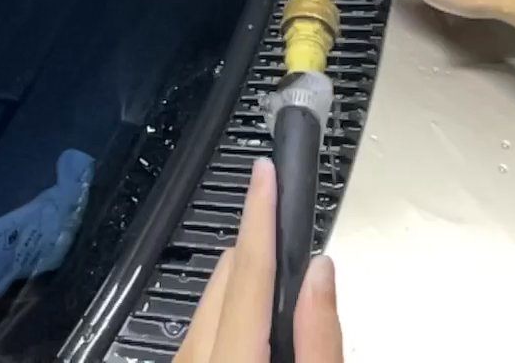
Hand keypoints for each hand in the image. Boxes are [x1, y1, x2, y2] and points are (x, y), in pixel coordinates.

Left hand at [178, 158, 342, 362]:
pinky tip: (255, 335)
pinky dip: (230, 317)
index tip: (265, 171)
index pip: (248, 269)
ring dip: (247, 290)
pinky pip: (202, 326)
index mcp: (231, 359)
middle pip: (228, 277)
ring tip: (286, 312)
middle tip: (301, 260)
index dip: (260, 213)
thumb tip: (321, 271)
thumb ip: (320, 340)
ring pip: (213, 298)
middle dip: (263, 255)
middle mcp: (194, 358)